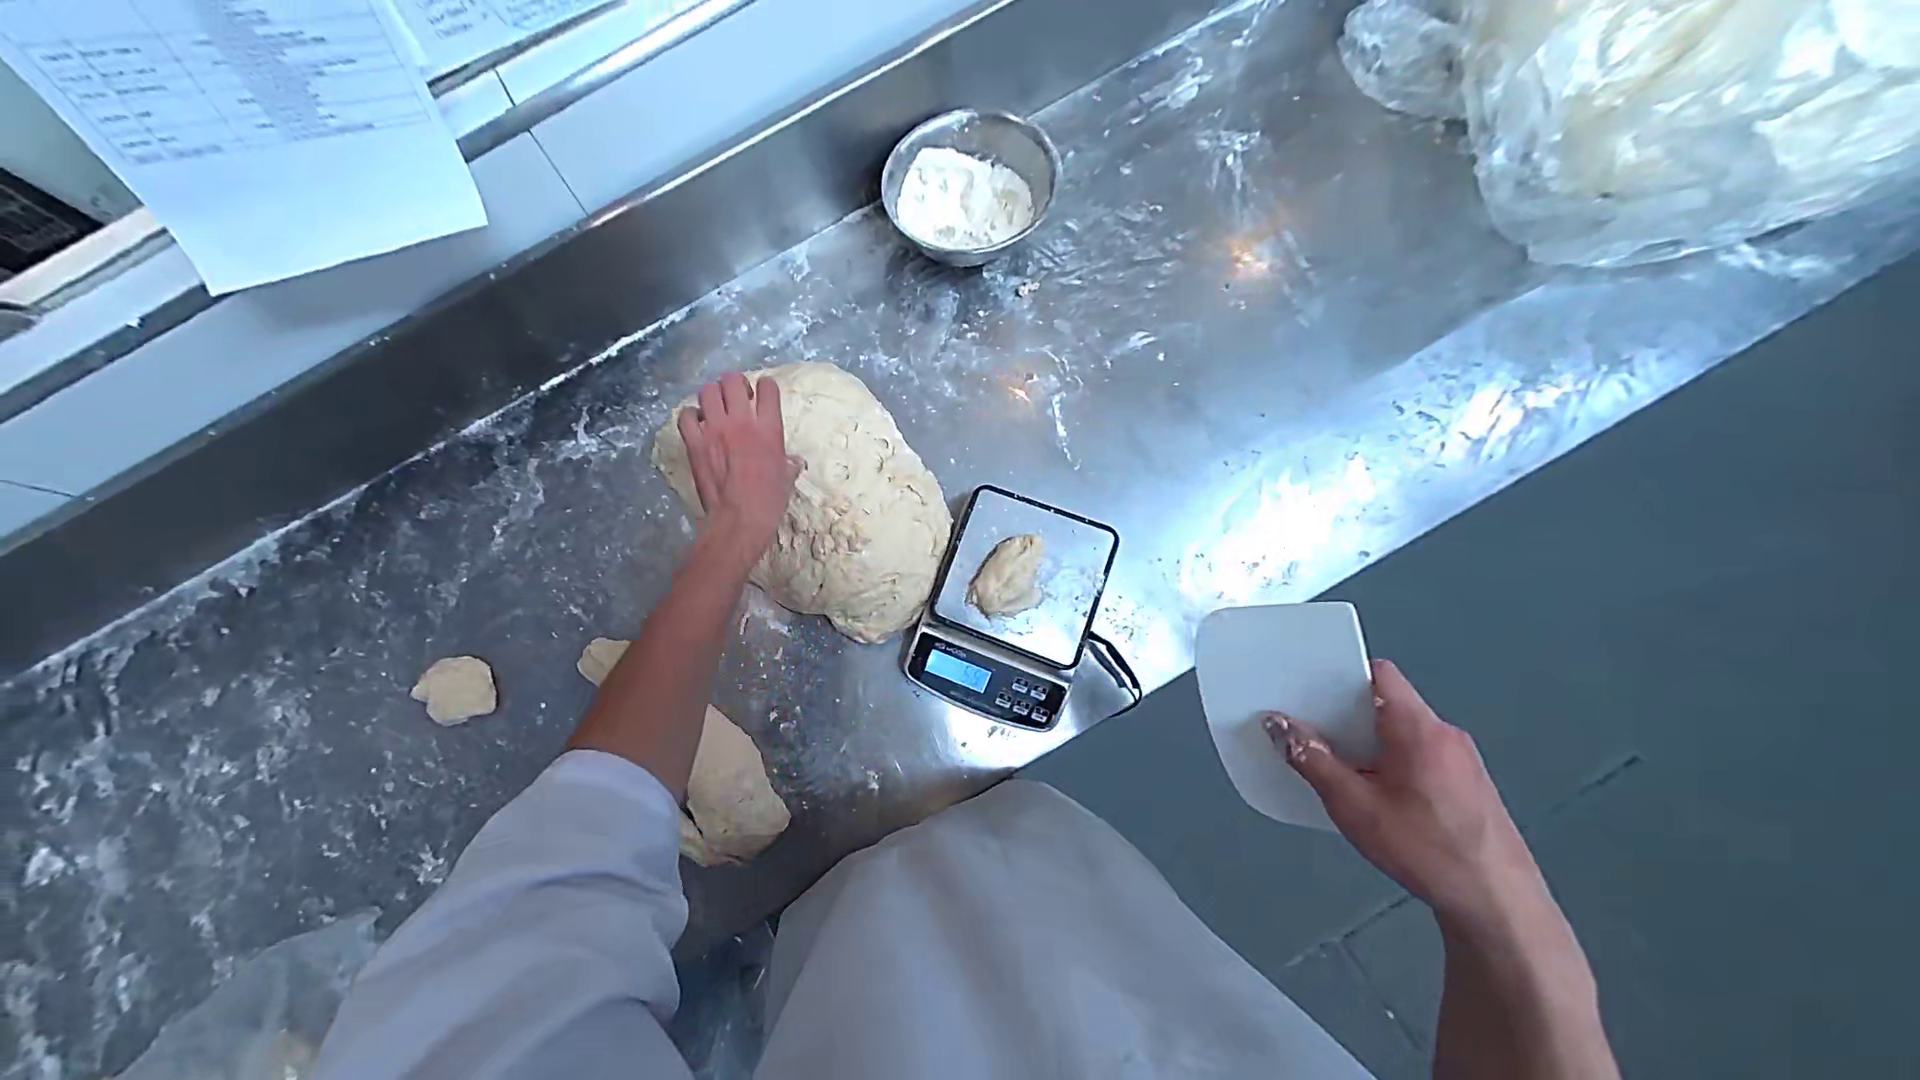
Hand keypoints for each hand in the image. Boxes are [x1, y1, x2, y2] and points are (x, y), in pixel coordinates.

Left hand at [678, 373, 799, 562]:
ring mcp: (714, 430)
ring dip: (713, 396)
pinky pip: (686, 415)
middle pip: (733, 381)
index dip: (766, 388)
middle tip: (738, 397)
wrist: (739, 518)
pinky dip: (691, 415)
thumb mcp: (787, 479)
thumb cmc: (769, 501)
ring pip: (708, 391)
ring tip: (716, 407)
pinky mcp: (694, 442)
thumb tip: (794, 462)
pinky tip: (697, 423)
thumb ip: (789, 464)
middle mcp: (741, 421)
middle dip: (736, 384)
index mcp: (769, 429)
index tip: (763, 395)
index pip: (768, 388)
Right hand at [1266, 660, 1553, 939]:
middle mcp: (1445, 735)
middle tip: (1312, 733)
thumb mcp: (1353, 805)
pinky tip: (1374, 794)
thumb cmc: (1428, 851)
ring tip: (1340, 770)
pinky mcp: (1468, 783)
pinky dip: (1389, 760)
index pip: (1378, 674)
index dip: (1341, 676)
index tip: (1310, 691)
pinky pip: (1418, 753)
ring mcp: (1462, 759)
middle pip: (1386, 702)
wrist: (1501, 907)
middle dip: (1346, 715)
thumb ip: (1311, 759)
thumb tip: (1279, 725)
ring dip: (1367, 742)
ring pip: (1401, 730)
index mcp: (1419, 728)